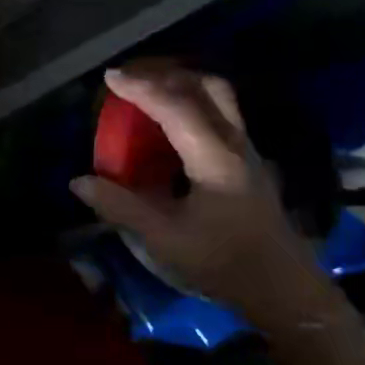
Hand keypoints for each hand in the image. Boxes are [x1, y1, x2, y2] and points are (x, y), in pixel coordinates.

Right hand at [71, 64, 330, 329]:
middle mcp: (235, 144)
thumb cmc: (224, 263)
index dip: (141, 88)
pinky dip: (191, 103)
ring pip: (218, 97)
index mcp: (215, 158)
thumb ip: (121, 206)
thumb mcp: (165, 239)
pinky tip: (170, 124)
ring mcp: (247, 151)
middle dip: (166, 74)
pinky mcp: (248, 162)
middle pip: (207, 87)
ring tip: (147, 92)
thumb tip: (79, 182)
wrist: (284, 290)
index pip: (176, 107)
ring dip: (182, 85)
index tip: (109, 77)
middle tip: (130, 79)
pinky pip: (219, 114)